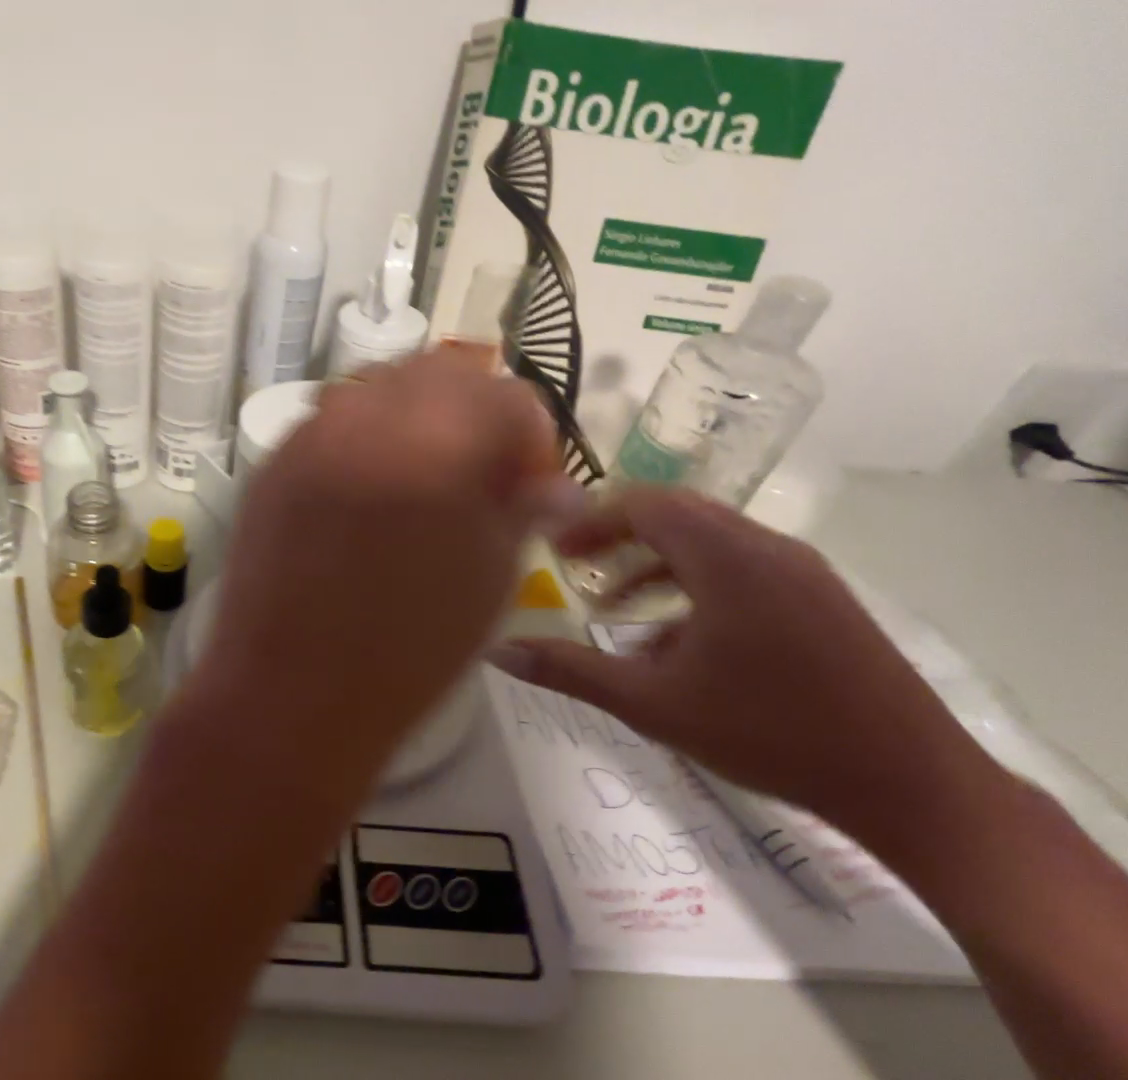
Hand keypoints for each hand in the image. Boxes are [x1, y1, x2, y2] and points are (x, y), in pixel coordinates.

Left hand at [194, 348, 577, 766]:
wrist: (287, 694)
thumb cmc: (405, 650)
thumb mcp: (490, 579)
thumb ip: (520, 512)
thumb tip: (553, 488)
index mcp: (436, 437)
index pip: (505, 395)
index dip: (531, 438)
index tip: (528, 487)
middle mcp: (364, 416)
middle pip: (435, 374)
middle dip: (472, 412)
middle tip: (479, 477)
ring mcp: (306, 437)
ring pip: (374, 391)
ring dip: (412, 418)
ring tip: (421, 484)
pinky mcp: (269, 467)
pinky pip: (327, 426)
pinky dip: (360, 441)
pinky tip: (364, 498)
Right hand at [488, 488, 994, 818]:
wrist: (907, 782)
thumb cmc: (768, 733)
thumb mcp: (651, 704)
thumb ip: (570, 671)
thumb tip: (497, 652)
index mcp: (727, 560)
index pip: (646, 503)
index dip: (591, 518)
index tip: (551, 546)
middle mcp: (769, 549)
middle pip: (680, 515)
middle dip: (620, 537)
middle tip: (576, 568)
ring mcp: (806, 573)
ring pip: (714, 542)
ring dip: (658, 564)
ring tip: (618, 611)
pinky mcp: (825, 601)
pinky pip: (746, 569)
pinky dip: (698, 585)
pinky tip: (680, 644)